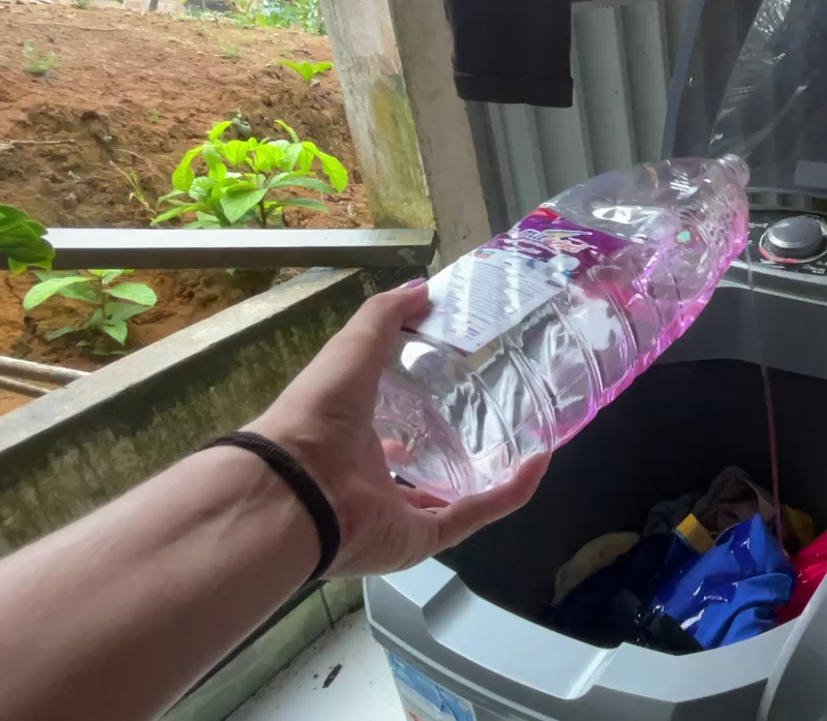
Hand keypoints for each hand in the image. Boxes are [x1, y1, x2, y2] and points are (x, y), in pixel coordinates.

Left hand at [246, 281, 545, 576]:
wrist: (289, 489)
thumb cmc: (316, 416)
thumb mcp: (351, 351)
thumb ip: (383, 318)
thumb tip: (423, 288)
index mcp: (353, 446)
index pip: (392, 437)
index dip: (419, 420)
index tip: (453, 398)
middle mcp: (373, 485)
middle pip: (422, 473)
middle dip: (457, 453)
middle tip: (500, 425)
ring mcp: (396, 517)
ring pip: (453, 501)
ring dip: (492, 478)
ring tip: (529, 449)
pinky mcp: (419, 539)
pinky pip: (472, 517)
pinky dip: (508, 495)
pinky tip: (536, 467)